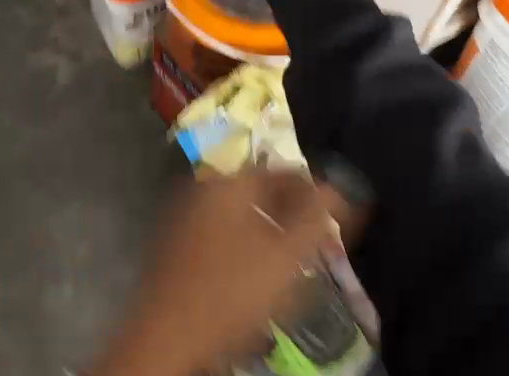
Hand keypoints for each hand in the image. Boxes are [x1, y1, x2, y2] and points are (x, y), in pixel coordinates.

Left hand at [93, 169, 357, 375]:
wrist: (168, 335)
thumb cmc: (231, 292)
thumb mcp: (285, 257)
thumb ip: (316, 219)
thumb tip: (340, 189)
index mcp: (228, 182)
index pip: (283, 171)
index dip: (314, 192)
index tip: (335, 217)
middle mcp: (203, 188)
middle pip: (259, 191)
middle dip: (291, 212)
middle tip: (314, 241)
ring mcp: (184, 214)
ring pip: (240, 214)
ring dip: (268, 231)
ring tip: (289, 261)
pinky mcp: (175, 243)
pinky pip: (220, 233)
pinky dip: (243, 244)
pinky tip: (254, 275)